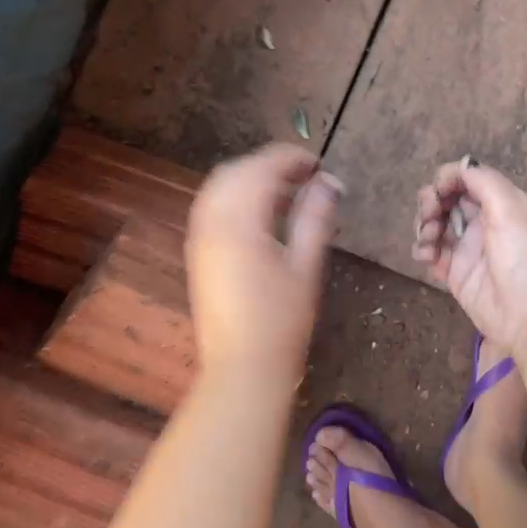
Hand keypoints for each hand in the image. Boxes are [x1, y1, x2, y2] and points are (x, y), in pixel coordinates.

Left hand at [187, 145, 343, 387]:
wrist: (242, 368)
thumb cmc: (281, 321)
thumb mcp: (306, 267)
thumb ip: (315, 218)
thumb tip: (329, 183)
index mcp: (239, 223)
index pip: (260, 169)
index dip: (290, 158)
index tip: (317, 165)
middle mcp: (211, 223)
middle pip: (235, 172)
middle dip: (269, 165)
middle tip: (305, 176)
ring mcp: (199, 238)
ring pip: (219, 187)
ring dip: (250, 179)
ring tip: (287, 194)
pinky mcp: (197, 254)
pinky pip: (212, 207)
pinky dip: (235, 197)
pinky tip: (263, 216)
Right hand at [411, 158, 526, 354]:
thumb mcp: (512, 211)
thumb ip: (485, 182)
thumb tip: (462, 165)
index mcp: (503, 203)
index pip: (469, 179)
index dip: (449, 178)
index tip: (440, 189)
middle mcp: (485, 222)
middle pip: (447, 199)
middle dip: (432, 200)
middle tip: (430, 213)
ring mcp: (469, 248)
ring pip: (436, 224)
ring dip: (425, 224)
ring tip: (430, 238)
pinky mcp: (456, 274)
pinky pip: (432, 253)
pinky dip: (423, 249)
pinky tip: (425, 255)